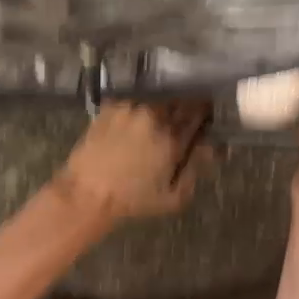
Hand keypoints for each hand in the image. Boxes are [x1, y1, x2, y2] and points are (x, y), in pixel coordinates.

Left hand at [54, 100, 215, 219]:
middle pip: (179, 99)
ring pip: (156, 97)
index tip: (206, 112)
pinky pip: (133, 99)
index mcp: (172, 139)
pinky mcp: (111, 106)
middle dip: (185, 104)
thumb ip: (195, 168)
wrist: (88, 192)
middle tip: (182, 114)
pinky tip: (135, 117)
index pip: (198, 113)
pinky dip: (138, 105)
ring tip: (157, 116)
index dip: (204, 111)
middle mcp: (154, 117)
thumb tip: (210, 146)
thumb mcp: (173, 197)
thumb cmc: (132, 200)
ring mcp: (131, 108)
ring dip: (162, 103)